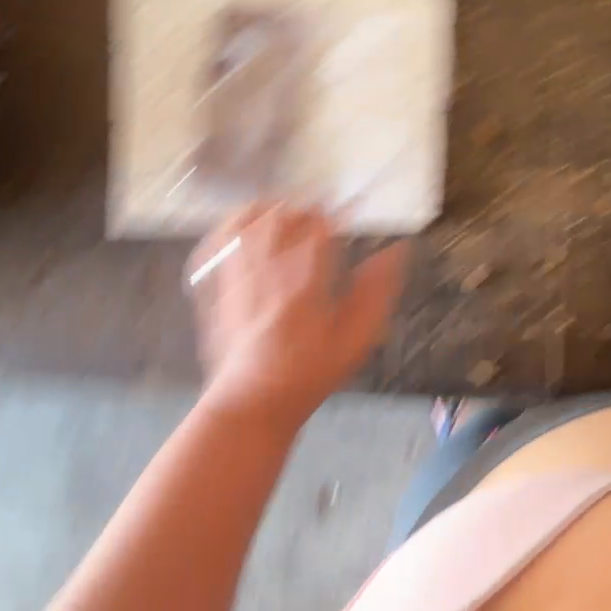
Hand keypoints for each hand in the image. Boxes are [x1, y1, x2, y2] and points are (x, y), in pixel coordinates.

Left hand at [186, 203, 408, 430]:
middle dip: (302, 207)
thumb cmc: (311, 372)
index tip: (350, 210)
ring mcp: (236, 276)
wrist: (253, 402)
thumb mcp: (357, 338)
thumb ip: (376, 291)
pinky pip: (216, 242)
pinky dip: (231, 227)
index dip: (337, 210)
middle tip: (319, 217)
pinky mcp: (215, 287)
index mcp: (305, 281)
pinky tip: (245, 231)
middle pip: (280, 214)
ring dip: (268, 210)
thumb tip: (396, 251)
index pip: (319, 223)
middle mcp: (267, 271)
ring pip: (246, 220)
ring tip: (283, 216)